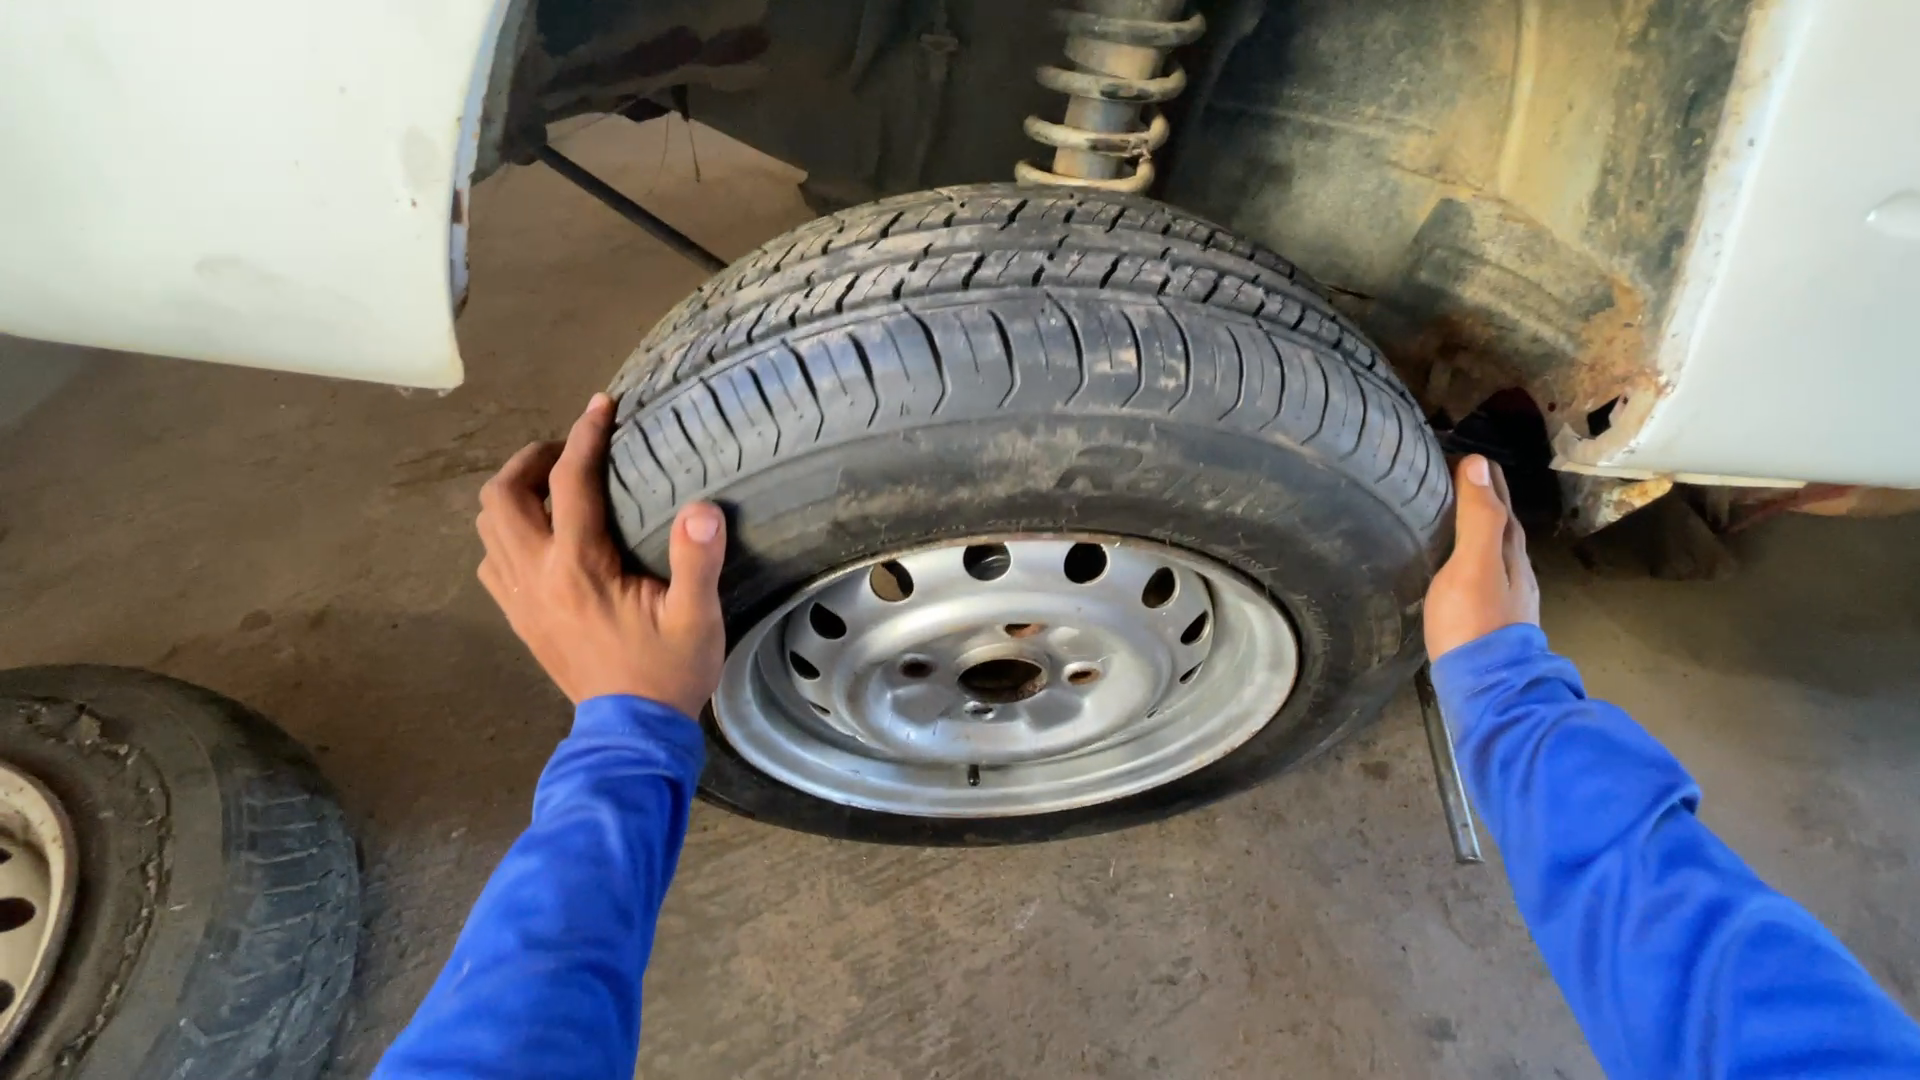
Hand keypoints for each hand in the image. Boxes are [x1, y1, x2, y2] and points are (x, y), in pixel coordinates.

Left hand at [475, 393, 727, 714]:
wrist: (631, 732)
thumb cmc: (668, 671)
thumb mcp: (697, 616)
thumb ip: (697, 559)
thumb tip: (703, 506)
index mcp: (579, 567)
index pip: (571, 484)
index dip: (586, 437)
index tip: (601, 405)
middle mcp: (537, 576)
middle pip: (504, 496)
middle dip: (533, 459)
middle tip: (571, 451)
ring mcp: (520, 600)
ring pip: (488, 527)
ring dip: (514, 494)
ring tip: (552, 486)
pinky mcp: (520, 619)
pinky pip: (491, 562)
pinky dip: (506, 534)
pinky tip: (539, 539)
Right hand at [1424, 454, 1540, 658]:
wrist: (1486, 685)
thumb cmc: (1474, 621)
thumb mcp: (1473, 565)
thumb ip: (1478, 518)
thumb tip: (1479, 464)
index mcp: (1510, 551)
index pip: (1499, 501)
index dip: (1482, 478)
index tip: (1460, 455)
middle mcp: (1513, 568)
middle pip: (1498, 523)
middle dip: (1480, 497)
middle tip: (1451, 476)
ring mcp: (1502, 594)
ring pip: (1489, 547)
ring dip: (1472, 526)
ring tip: (1444, 514)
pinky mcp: (1485, 615)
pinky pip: (1475, 569)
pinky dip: (1464, 554)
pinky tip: (1447, 564)